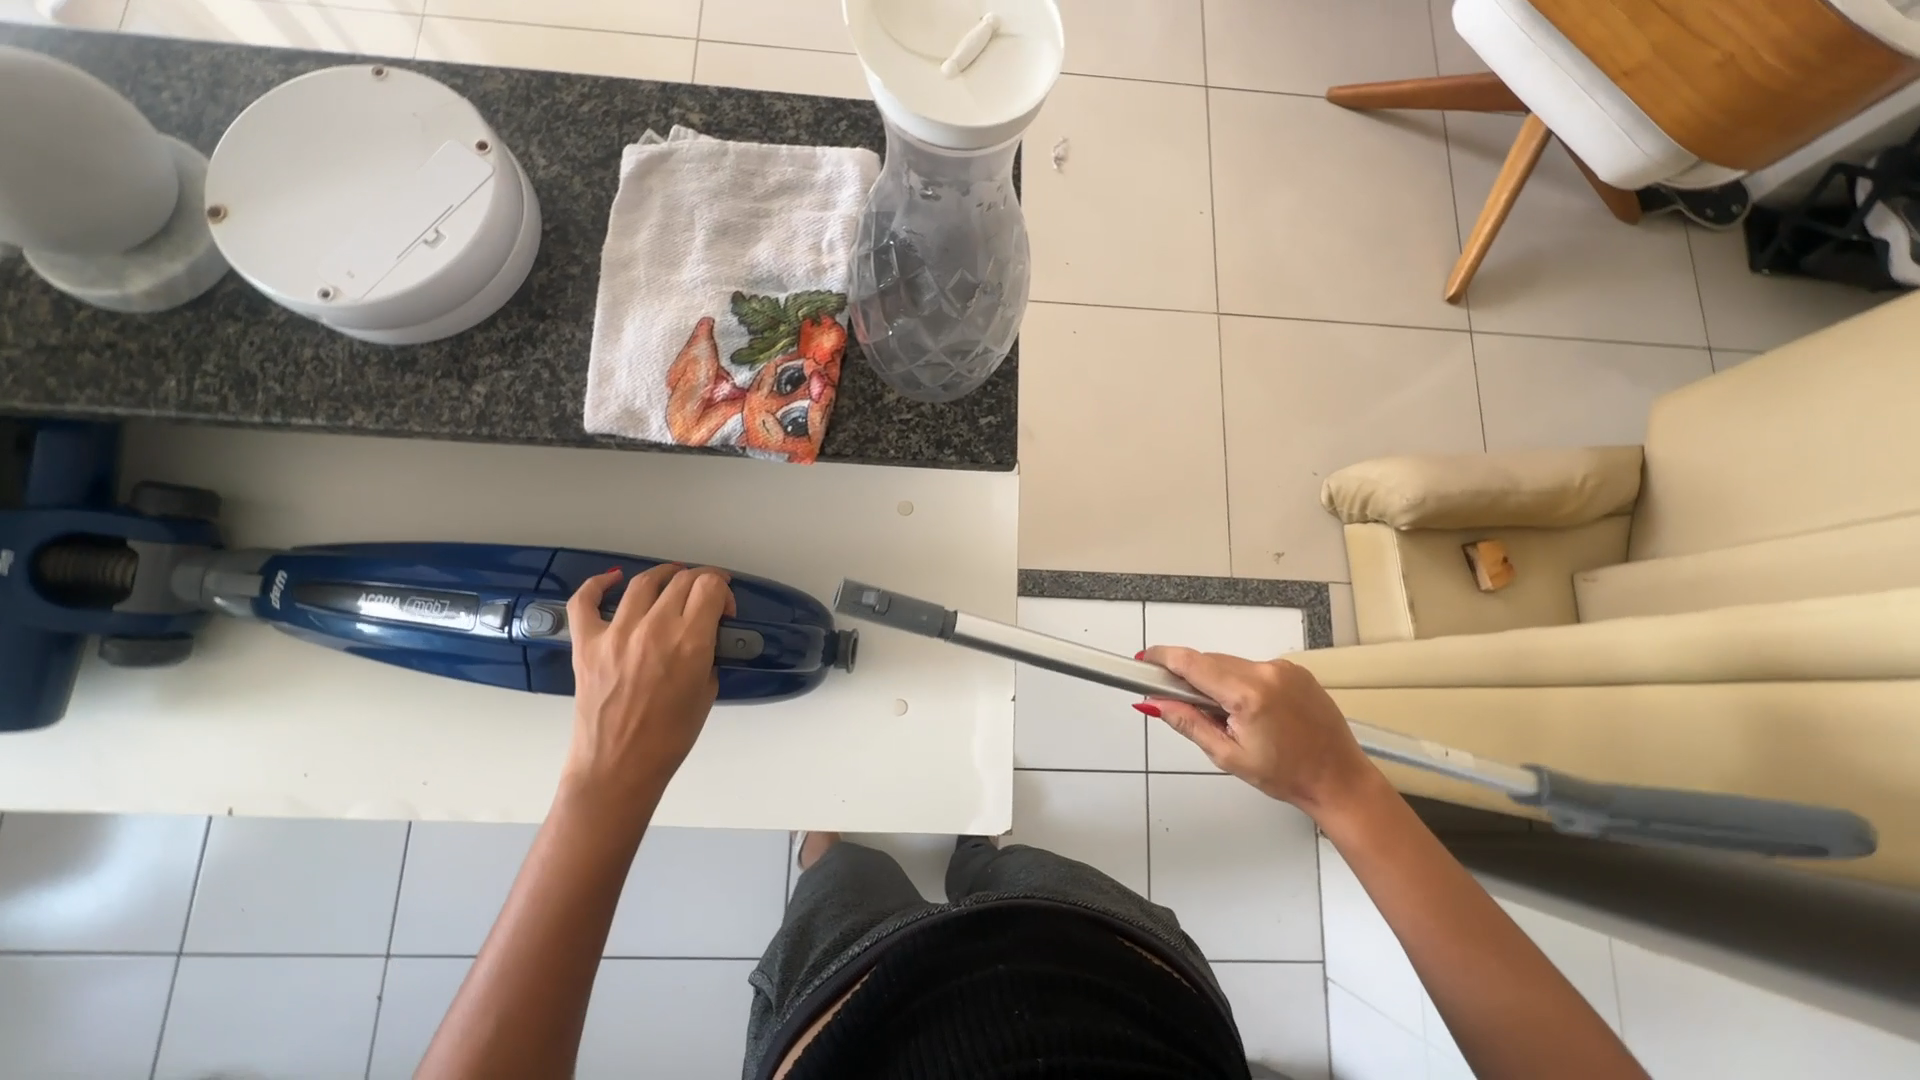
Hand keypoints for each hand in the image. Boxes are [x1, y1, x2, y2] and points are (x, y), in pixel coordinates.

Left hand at [562, 563, 736, 809]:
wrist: (620, 766)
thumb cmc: (669, 738)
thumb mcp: (707, 692)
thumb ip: (707, 655)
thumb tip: (703, 636)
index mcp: (689, 642)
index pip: (710, 587)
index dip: (723, 590)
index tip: (724, 606)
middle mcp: (654, 629)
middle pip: (682, 580)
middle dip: (700, 581)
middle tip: (704, 595)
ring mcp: (616, 634)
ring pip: (643, 582)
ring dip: (663, 575)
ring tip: (672, 578)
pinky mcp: (587, 644)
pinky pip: (585, 601)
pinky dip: (598, 584)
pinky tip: (612, 579)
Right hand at [1142, 648, 1377, 815]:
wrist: (1339, 779)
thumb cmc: (1287, 775)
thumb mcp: (1228, 756)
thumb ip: (1188, 723)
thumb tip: (1155, 703)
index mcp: (1249, 694)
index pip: (1192, 664)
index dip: (1163, 658)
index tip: (1144, 659)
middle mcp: (1267, 672)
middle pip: (1210, 662)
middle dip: (1190, 678)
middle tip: (1181, 705)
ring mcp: (1284, 668)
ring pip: (1230, 664)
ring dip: (1217, 681)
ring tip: (1227, 718)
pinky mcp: (1295, 670)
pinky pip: (1253, 668)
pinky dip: (1240, 682)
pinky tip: (1250, 712)